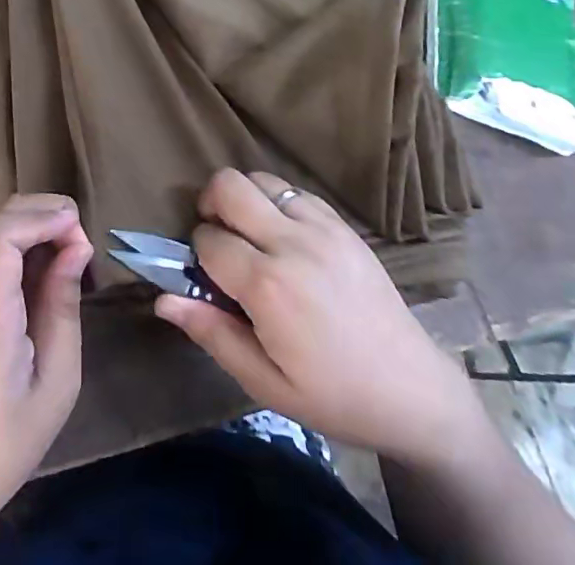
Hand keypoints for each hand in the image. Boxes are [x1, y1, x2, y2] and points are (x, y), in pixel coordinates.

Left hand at [0, 195, 92, 563]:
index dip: (40, 216)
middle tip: (82, 244)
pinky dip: (19, 248)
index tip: (80, 231)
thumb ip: (64, 307)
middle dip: (42, 213)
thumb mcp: (56, 382)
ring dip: (32, 228)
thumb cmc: (2, 444)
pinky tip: (44, 276)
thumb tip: (76, 248)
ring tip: (71, 258)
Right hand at [154, 169, 478, 467]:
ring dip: (245, 200)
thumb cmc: (332, 394)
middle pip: (230, 184)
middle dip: (211, 205)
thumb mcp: (264, 381)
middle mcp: (293, 242)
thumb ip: (211, 332)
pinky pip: (297, 192)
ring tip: (251, 237)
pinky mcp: (345, 226)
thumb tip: (162, 298)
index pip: (208, 238)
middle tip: (218, 239)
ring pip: (263, 179)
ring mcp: (324, 228)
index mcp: (268, 284)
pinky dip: (278, 203)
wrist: (411, 389)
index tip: (208, 279)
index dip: (197, 255)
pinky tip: (284, 238)